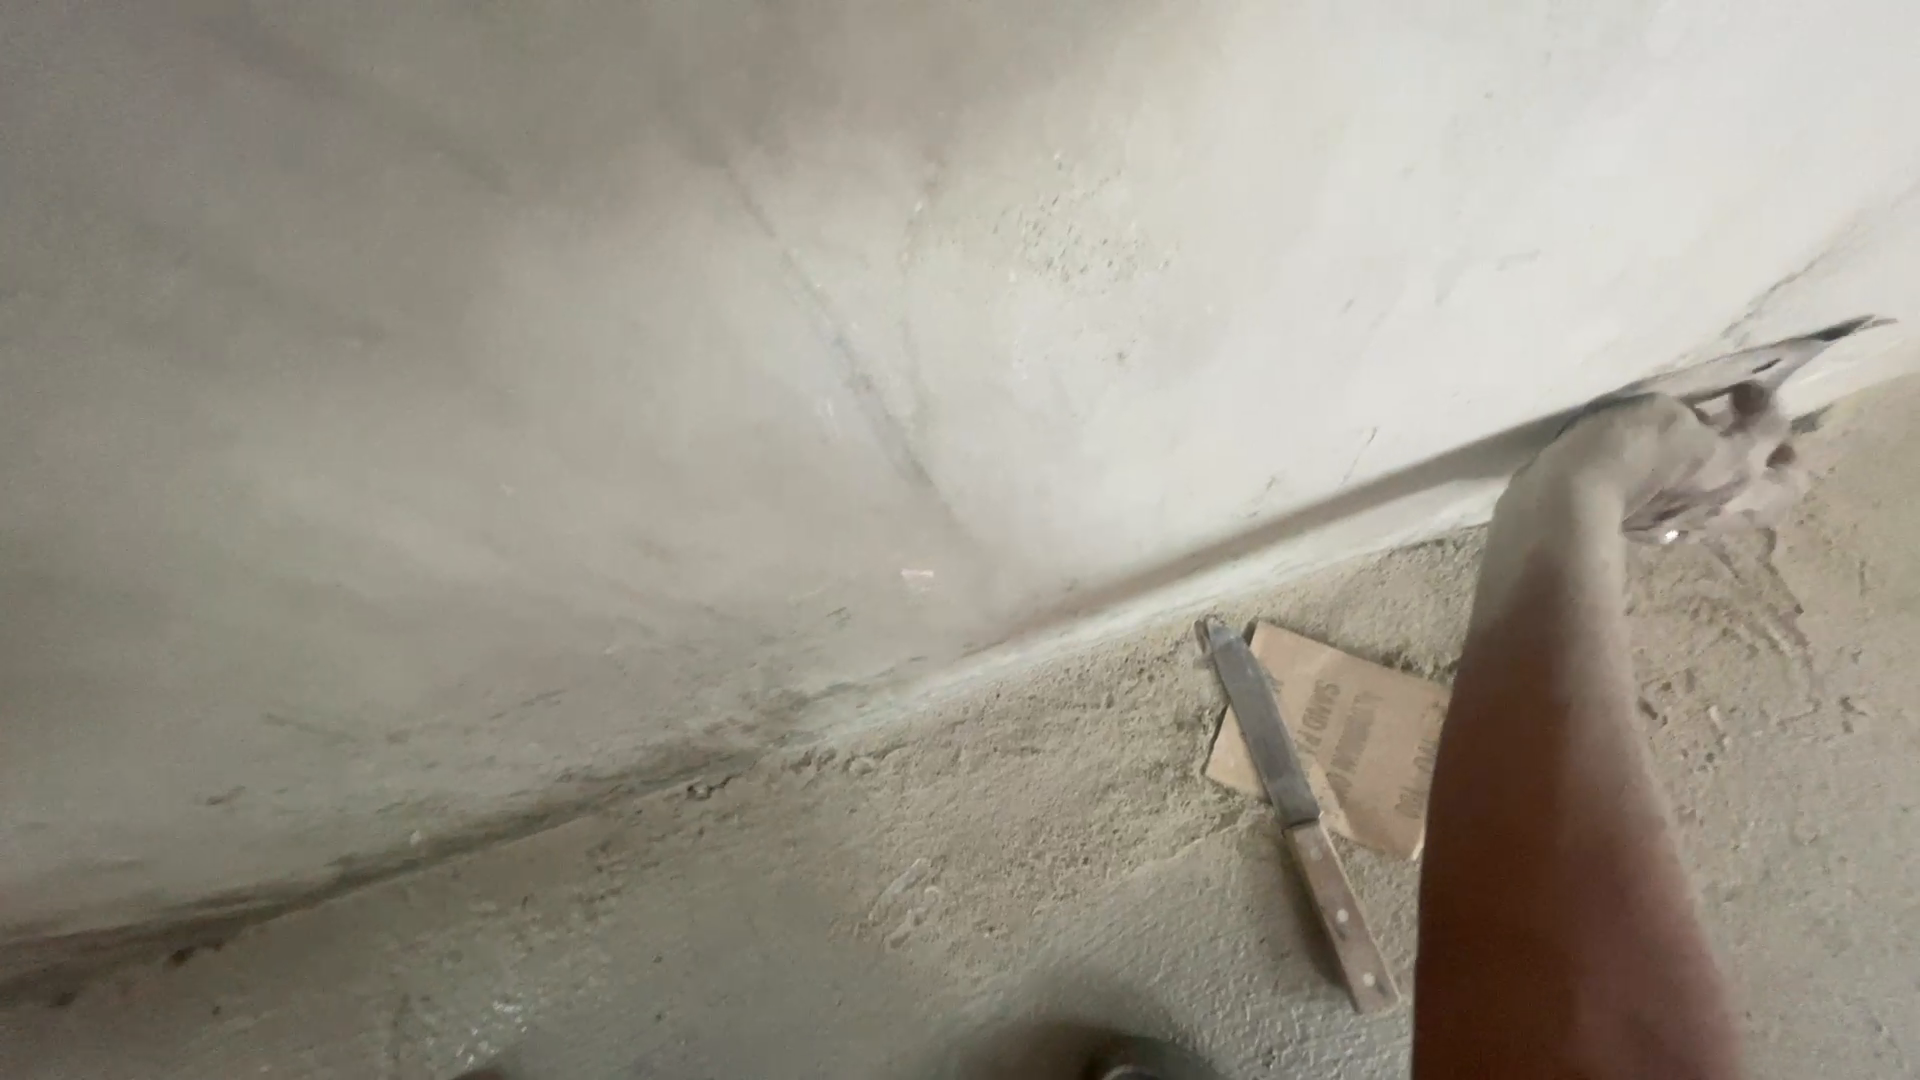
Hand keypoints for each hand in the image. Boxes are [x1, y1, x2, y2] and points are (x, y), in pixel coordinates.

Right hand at [1514, 383, 1807, 541]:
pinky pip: (1694, 522)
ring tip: (1723, 477)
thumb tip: (1693, 423)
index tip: (1741, 390)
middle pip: (1787, 485)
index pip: (1771, 424)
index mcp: (1739, 459)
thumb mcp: (1657, 410)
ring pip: (1743, 511)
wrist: (1567, 500)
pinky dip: (1697, 507)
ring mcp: (1694, 523)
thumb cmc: (1619, 448)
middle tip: (1762, 447)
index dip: (1759, 401)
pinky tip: (1678, 497)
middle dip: (1783, 463)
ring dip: (1743, 492)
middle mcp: (1730, 495)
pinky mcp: (1655, 536)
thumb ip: (1686, 415)